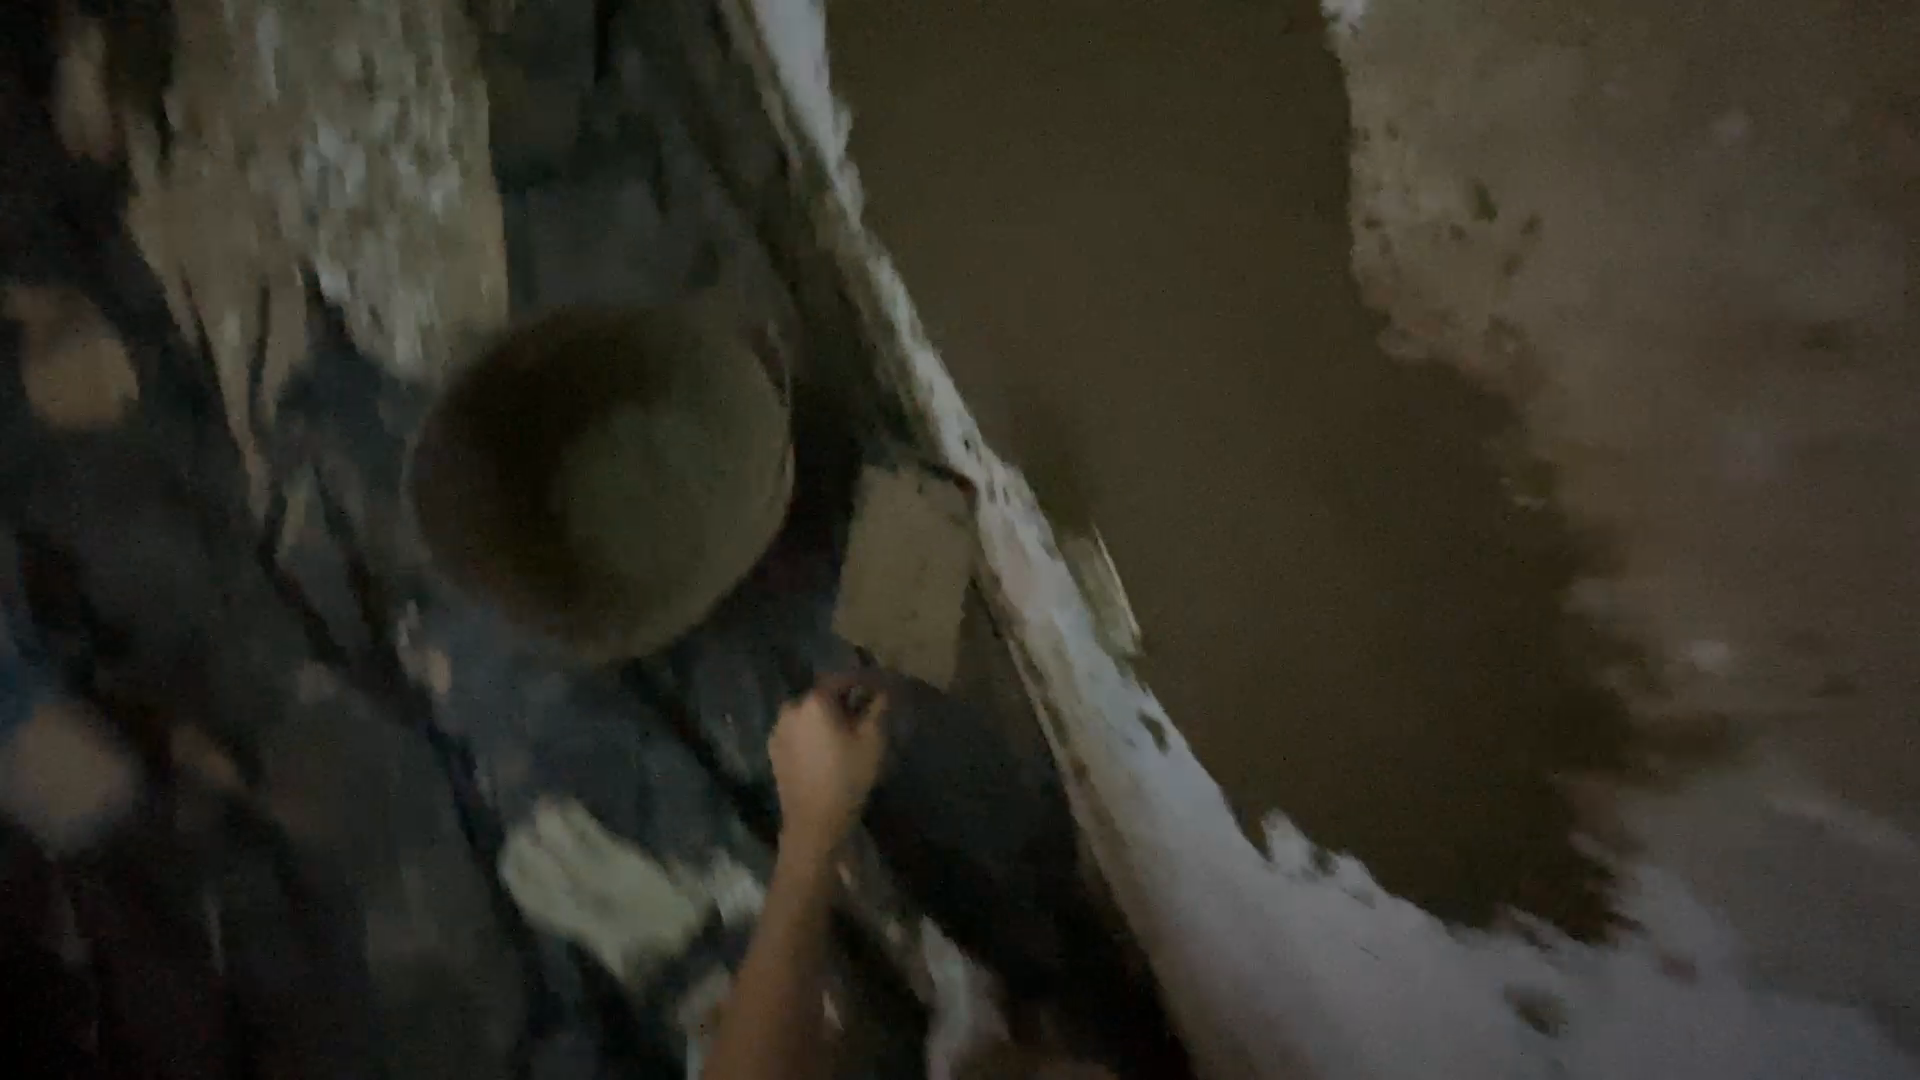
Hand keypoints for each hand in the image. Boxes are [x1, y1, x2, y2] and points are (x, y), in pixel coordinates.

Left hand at [769, 676, 887, 863]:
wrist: (814, 823)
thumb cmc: (847, 776)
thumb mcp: (873, 739)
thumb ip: (880, 706)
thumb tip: (884, 689)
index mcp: (814, 700)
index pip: (844, 677)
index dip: (866, 679)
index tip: (884, 684)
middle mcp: (791, 707)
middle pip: (825, 693)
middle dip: (848, 697)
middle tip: (869, 708)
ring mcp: (779, 729)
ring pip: (811, 712)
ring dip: (830, 714)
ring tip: (850, 728)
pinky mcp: (775, 749)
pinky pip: (800, 729)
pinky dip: (815, 730)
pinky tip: (829, 745)